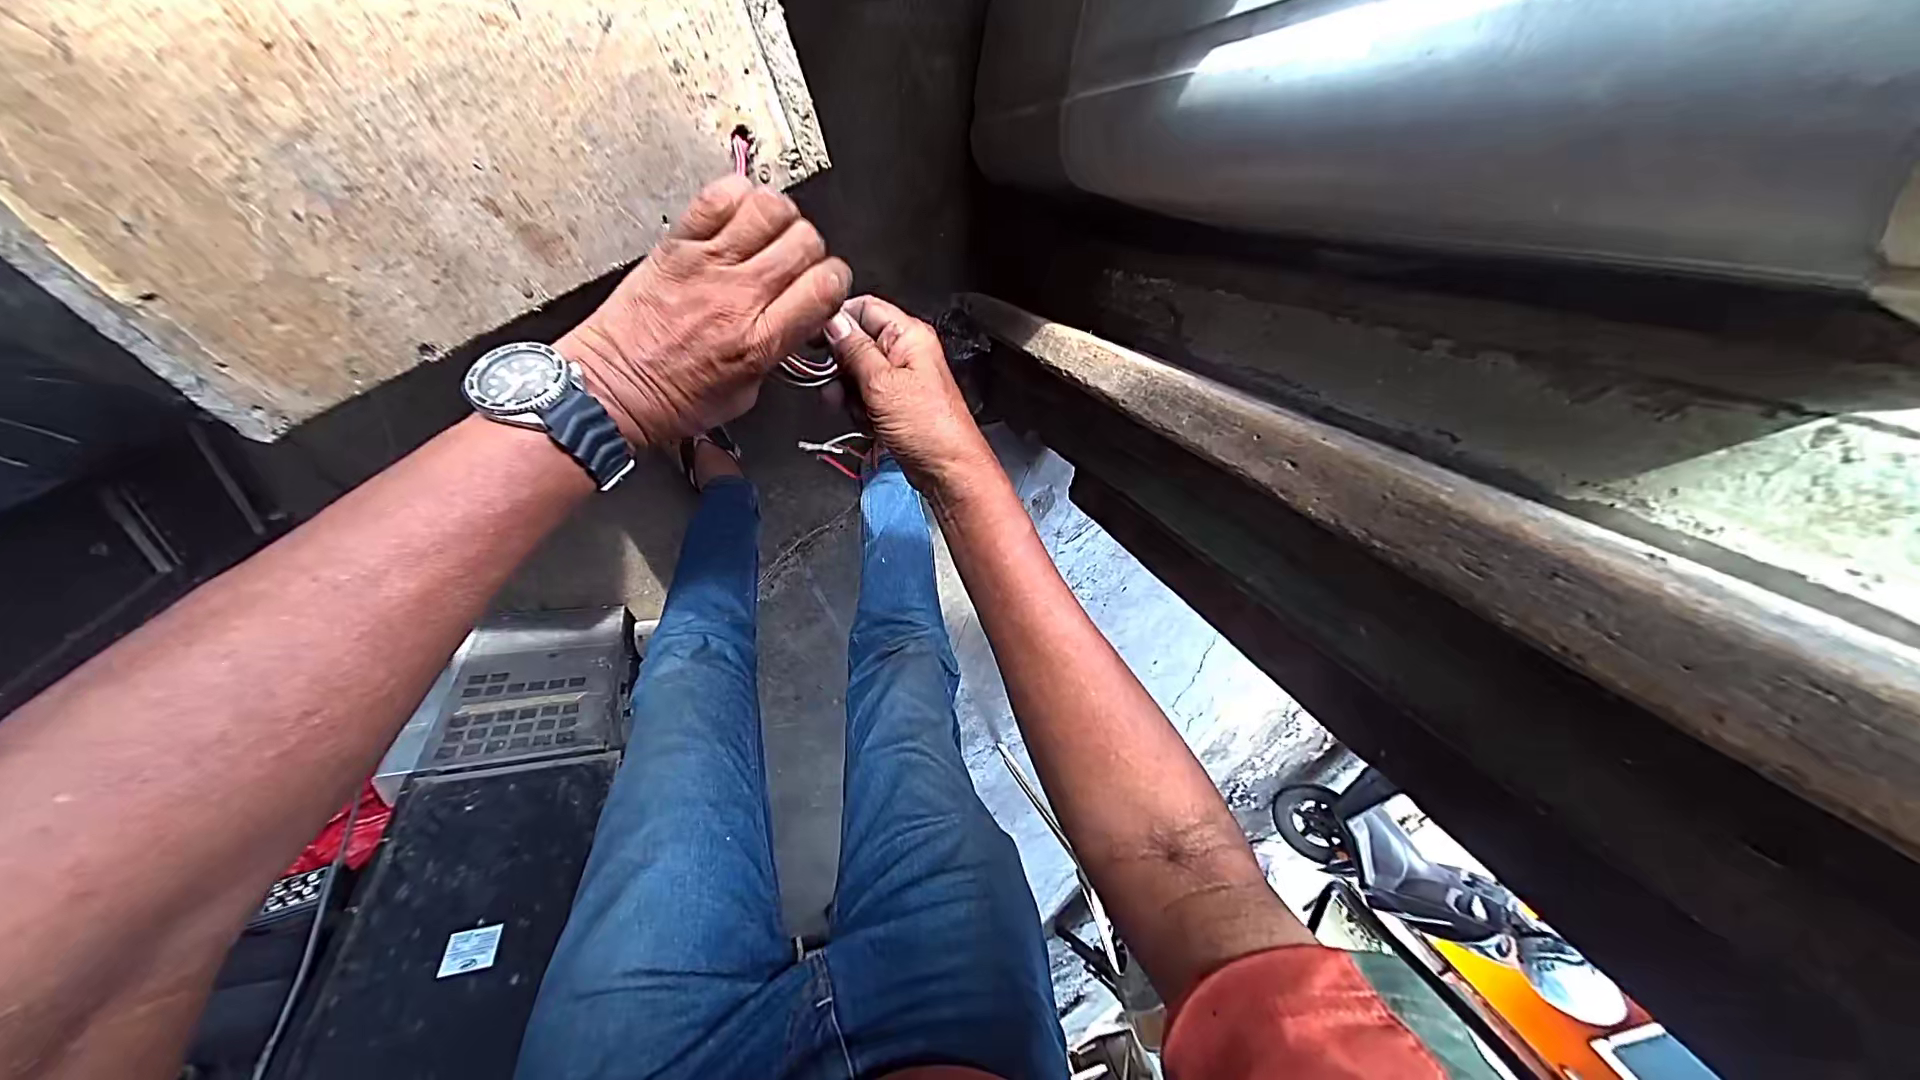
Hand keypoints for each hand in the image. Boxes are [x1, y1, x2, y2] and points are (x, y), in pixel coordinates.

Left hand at [556, 175, 850, 446]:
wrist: (613, 386)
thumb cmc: (673, 396)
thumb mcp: (747, 393)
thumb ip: (779, 351)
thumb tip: (798, 321)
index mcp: (761, 340)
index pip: (826, 286)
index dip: (836, 282)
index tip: (825, 289)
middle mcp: (740, 296)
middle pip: (806, 242)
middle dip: (813, 251)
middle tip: (798, 265)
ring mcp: (707, 264)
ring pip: (770, 209)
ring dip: (781, 219)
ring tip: (771, 236)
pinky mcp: (677, 244)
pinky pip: (719, 195)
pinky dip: (738, 196)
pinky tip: (738, 219)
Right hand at [825, 295, 997, 496]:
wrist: (947, 471)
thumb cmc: (932, 429)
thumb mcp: (882, 383)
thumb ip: (854, 350)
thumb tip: (832, 323)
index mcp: (909, 336)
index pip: (863, 309)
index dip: (836, 322)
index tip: (814, 340)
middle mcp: (906, 354)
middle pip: (854, 344)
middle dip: (840, 368)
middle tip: (838, 386)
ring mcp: (899, 381)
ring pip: (855, 375)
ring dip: (848, 395)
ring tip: (860, 411)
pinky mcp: (894, 405)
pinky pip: (864, 400)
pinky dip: (860, 412)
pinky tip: (868, 424)